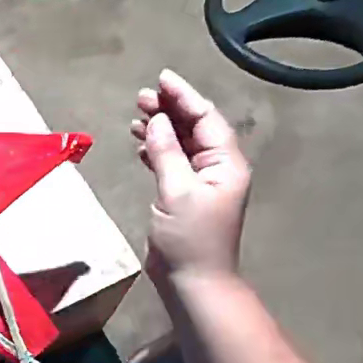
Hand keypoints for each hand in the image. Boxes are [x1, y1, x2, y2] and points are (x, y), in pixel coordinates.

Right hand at [131, 69, 249, 285]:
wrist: (194, 283)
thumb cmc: (190, 240)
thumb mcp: (177, 192)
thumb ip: (166, 153)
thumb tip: (155, 121)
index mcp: (226, 164)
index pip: (206, 118)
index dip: (184, 96)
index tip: (161, 79)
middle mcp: (218, 169)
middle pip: (195, 128)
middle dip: (169, 109)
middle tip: (141, 96)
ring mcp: (203, 184)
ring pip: (183, 144)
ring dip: (161, 129)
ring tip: (136, 116)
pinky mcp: (187, 197)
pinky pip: (174, 163)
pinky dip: (158, 151)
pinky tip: (141, 144)